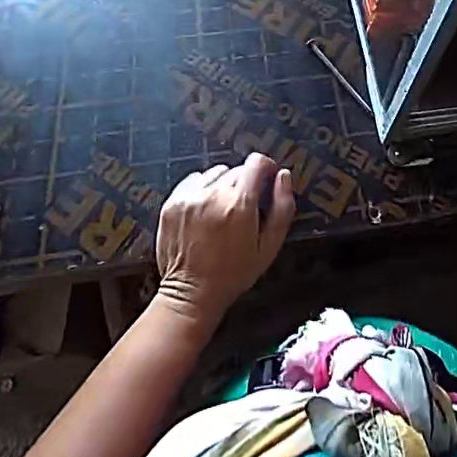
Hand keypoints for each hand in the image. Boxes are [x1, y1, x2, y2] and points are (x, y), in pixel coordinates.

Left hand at [154, 154, 295, 328]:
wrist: (192, 293)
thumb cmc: (234, 274)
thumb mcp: (269, 246)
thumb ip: (282, 208)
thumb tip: (283, 177)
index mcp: (240, 204)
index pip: (256, 163)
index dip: (266, 167)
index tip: (267, 177)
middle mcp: (213, 195)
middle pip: (237, 170)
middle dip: (245, 184)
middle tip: (244, 209)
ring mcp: (190, 197)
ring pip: (215, 173)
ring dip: (223, 185)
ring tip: (223, 211)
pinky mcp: (173, 202)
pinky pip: (194, 180)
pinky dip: (202, 189)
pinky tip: (205, 210)